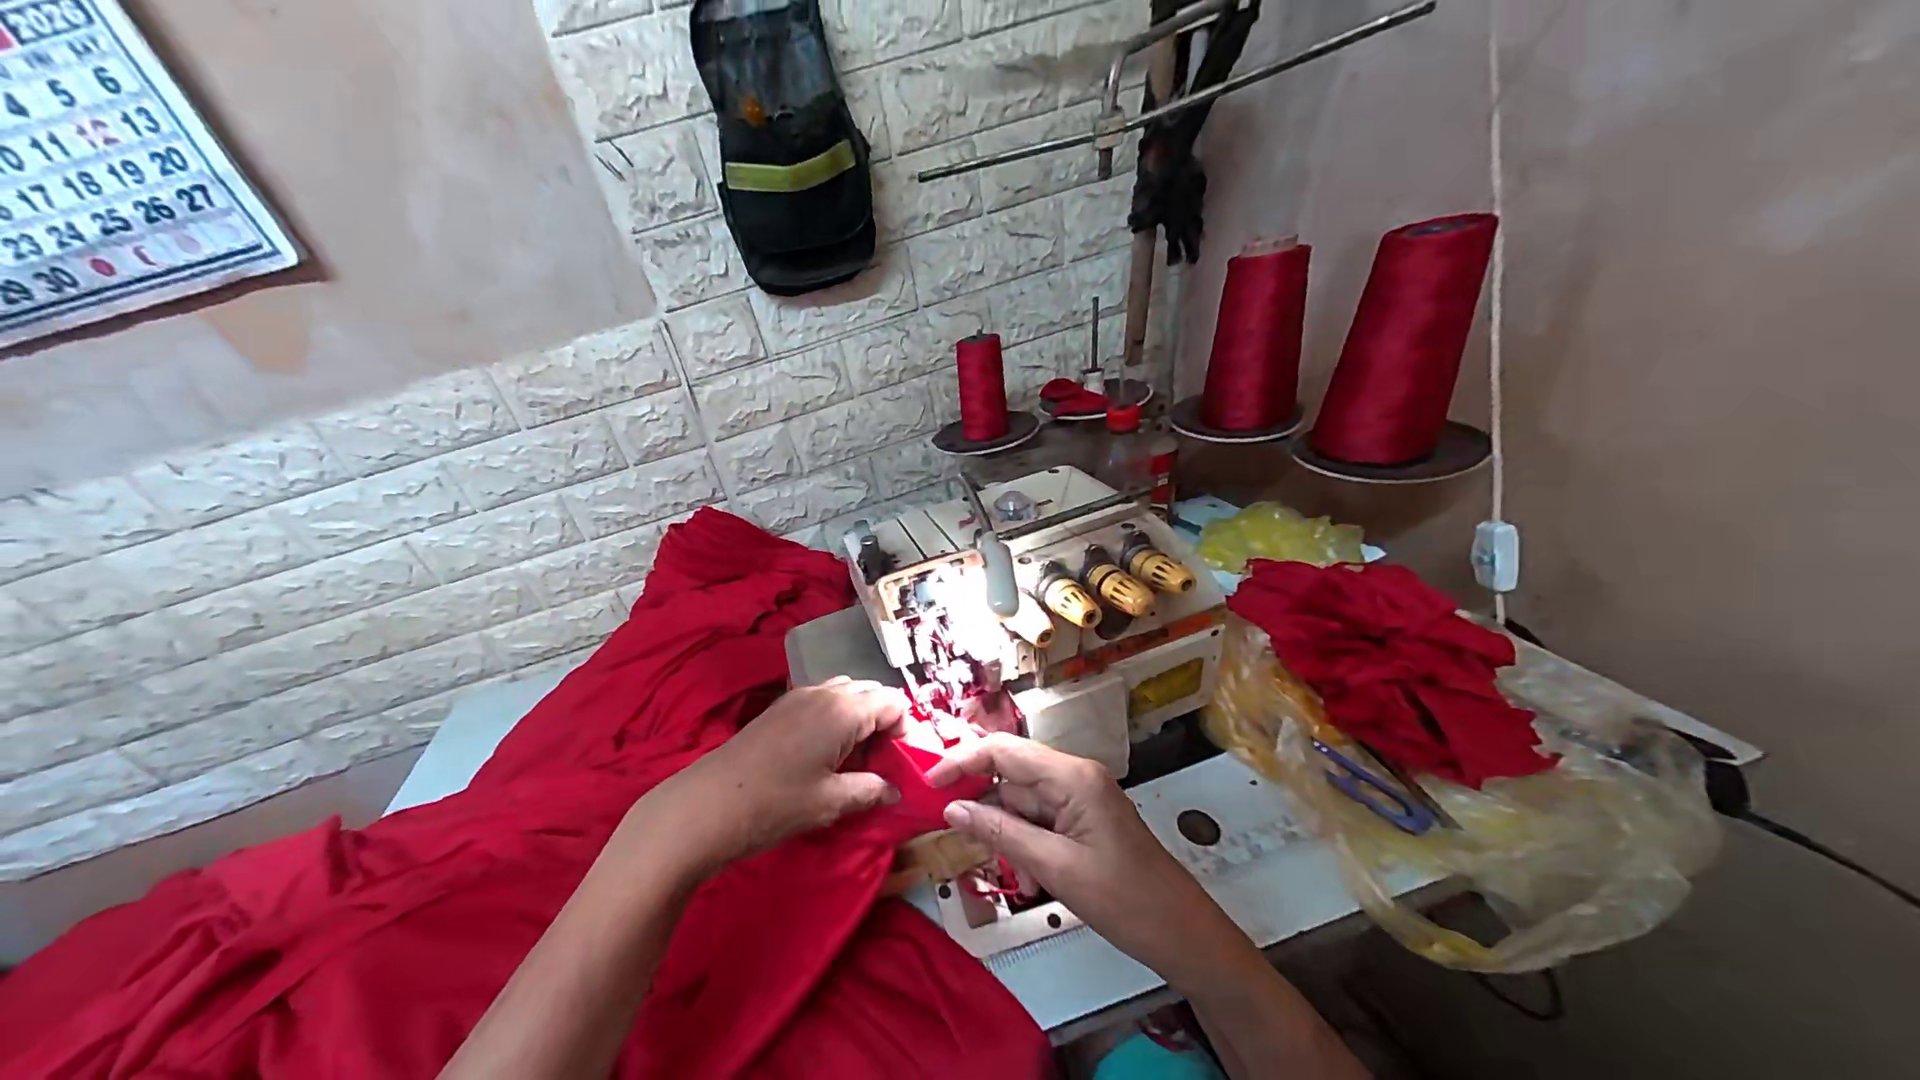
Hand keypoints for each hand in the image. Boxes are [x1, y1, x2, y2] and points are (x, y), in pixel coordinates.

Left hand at [636, 678, 906, 876]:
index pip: (894, 702)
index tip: (899, 764)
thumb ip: (870, 790)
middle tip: (879, 763)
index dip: (905, 730)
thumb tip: (893, 790)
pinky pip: (823, 701)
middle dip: (884, 722)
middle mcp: (824, 693)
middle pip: (871, 693)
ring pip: (846, 694)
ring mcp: (798, 697)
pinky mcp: (779, 708)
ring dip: (859, 720)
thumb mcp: (830, 803)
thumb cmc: (774, 804)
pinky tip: (823, 755)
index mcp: (844, 709)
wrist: (704, 806)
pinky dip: (835, 719)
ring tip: (852, 760)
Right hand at [926, 733, 1259, 989]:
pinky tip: (1016, 868)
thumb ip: (1001, 832)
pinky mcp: (1082, 818)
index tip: (930, 783)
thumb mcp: (1055, 868)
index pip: (1005, 751)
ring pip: (1021, 799)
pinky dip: (1019, 837)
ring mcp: (1080, 797)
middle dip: (979, 799)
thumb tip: (953, 808)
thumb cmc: (1125, 901)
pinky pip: (1038, 817)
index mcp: (1073, 776)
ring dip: (1000, 826)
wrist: (1182, 933)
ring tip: (994, 862)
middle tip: (946, 826)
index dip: (963, 760)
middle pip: (1011, 774)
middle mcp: (1075, 776)